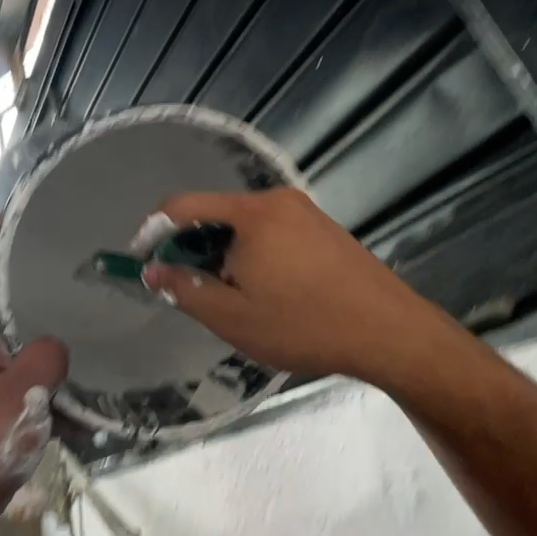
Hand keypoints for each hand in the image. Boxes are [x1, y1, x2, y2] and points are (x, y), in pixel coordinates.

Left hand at [0, 216, 68, 535]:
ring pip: (13, 355)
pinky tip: (75, 404)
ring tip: (76, 334)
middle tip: (52, 270)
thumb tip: (53, 347)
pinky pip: (20, 389)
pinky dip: (44, 391)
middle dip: (22, 293)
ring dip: (40, 348)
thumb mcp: (22, 392)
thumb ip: (45, 357)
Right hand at [139, 187, 458, 380]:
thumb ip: (185, 288)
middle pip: (214, 214)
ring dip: (226, 256)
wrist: (393, 335)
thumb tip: (152, 269)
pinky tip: (270, 293)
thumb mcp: (233, 317)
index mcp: (250, 213)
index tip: (142, 262)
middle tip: (194, 291)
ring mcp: (305, 212)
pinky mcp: (325, 229)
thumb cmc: (306, 325)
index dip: (153, 232)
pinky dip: (255, 256)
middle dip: (193, 249)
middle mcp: (276, 200)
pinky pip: (272, 233)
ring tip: (236, 299)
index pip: (182, 205)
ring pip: (244, 227)